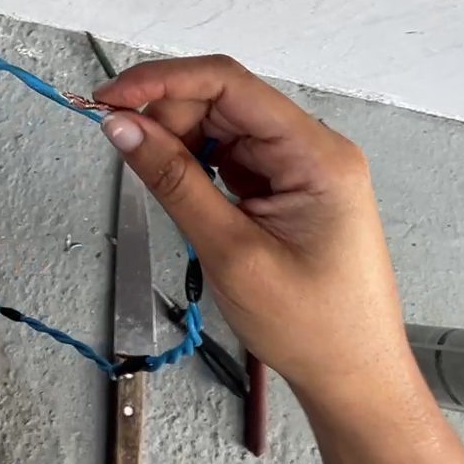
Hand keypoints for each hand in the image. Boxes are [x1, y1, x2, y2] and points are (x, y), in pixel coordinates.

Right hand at [95, 55, 463, 463]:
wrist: (355, 383)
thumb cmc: (309, 325)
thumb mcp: (230, 251)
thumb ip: (172, 180)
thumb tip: (119, 124)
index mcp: (314, 153)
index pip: (228, 83)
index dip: (162, 79)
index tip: (108, 97)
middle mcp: (308, 145)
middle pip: (219, 99)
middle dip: (165, 115)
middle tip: (125, 146)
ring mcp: (294, 163)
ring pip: (216, 122)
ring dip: (174, 137)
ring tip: (155, 176)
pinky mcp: (279, 181)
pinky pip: (223, 149)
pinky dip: (189, 158)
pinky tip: (177, 182)